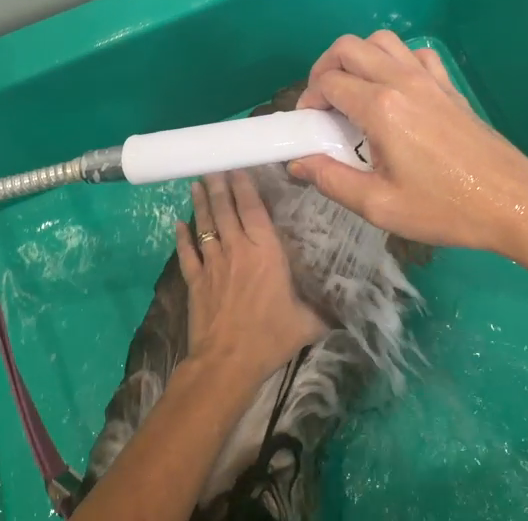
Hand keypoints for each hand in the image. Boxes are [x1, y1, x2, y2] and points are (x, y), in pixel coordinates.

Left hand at [175, 170, 326, 380]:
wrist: (227, 362)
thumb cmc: (270, 338)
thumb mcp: (307, 322)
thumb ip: (324, 309)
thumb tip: (348, 308)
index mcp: (265, 251)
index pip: (253, 208)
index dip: (245, 185)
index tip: (239, 167)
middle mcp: (237, 249)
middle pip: (225, 209)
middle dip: (219, 185)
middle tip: (213, 166)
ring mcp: (212, 263)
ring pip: (205, 225)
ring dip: (200, 203)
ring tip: (196, 183)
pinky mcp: (195, 280)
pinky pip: (186, 253)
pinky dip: (182, 237)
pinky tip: (178, 224)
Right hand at [289, 30, 527, 254]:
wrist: (513, 202)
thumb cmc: (445, 209)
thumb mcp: (380, 206)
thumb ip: (331, 180)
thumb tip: (298, 163)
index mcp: (381, 108)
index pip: (328, 83)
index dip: (308, 100)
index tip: (308, 125)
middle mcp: (402, 81)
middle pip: (348, 47)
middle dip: (324, 68)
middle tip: (322, 103)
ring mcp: (429, 79)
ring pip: (380, 41)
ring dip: (357, 58)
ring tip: (352, 91)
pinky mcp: (449, 86)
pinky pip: (414, 54)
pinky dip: (395, 61)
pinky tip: (394, 90)